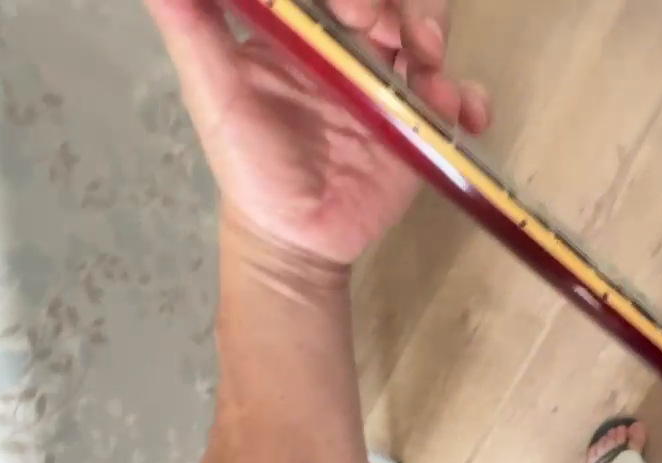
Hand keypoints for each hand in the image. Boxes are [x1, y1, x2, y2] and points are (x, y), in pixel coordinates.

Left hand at [146, 0, 491, 270]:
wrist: (297, 239)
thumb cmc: (251, 167)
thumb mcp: (214, 92)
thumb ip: (192, 26)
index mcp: (300, 25)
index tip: (350, 8)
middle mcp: (347, 45)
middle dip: (399, 1)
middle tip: (385, 34)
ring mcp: (386, 83)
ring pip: (427, 30)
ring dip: (435, 35)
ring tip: (429, 76)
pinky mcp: (415, 124)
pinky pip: (455, 98)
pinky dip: (469, 99)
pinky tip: (464, 115)